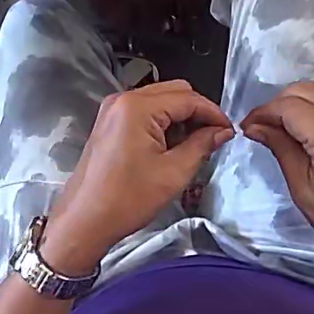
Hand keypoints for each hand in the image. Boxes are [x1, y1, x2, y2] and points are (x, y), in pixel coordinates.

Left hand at [44, 80, 233, 275]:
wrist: (84, 220)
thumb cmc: (126, 199)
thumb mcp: (174, 172)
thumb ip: (202, 145)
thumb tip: (222, 132)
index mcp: (137, 107)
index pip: (188, 98)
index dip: (213, 113)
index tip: (228, 131)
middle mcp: (123, 100)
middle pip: (174, 92)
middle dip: (198, 112)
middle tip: (215, 137)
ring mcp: (114, 110)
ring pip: (160, 100)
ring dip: (181, 118)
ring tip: (195, 145)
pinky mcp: (110, 123)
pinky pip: (145, 111)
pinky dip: (163, 123)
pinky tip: (172, 146)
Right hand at [241, 81, 313, 284]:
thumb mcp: (305, 192)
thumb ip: (281, 150)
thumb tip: (257, 127)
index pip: (291, 107)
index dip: (264, 112)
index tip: (248, 126)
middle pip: (305, 91)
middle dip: (277, 105)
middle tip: (260, 128)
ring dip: (294, 105)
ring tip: (278, 131)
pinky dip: (311, 109)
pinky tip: (300, 132)